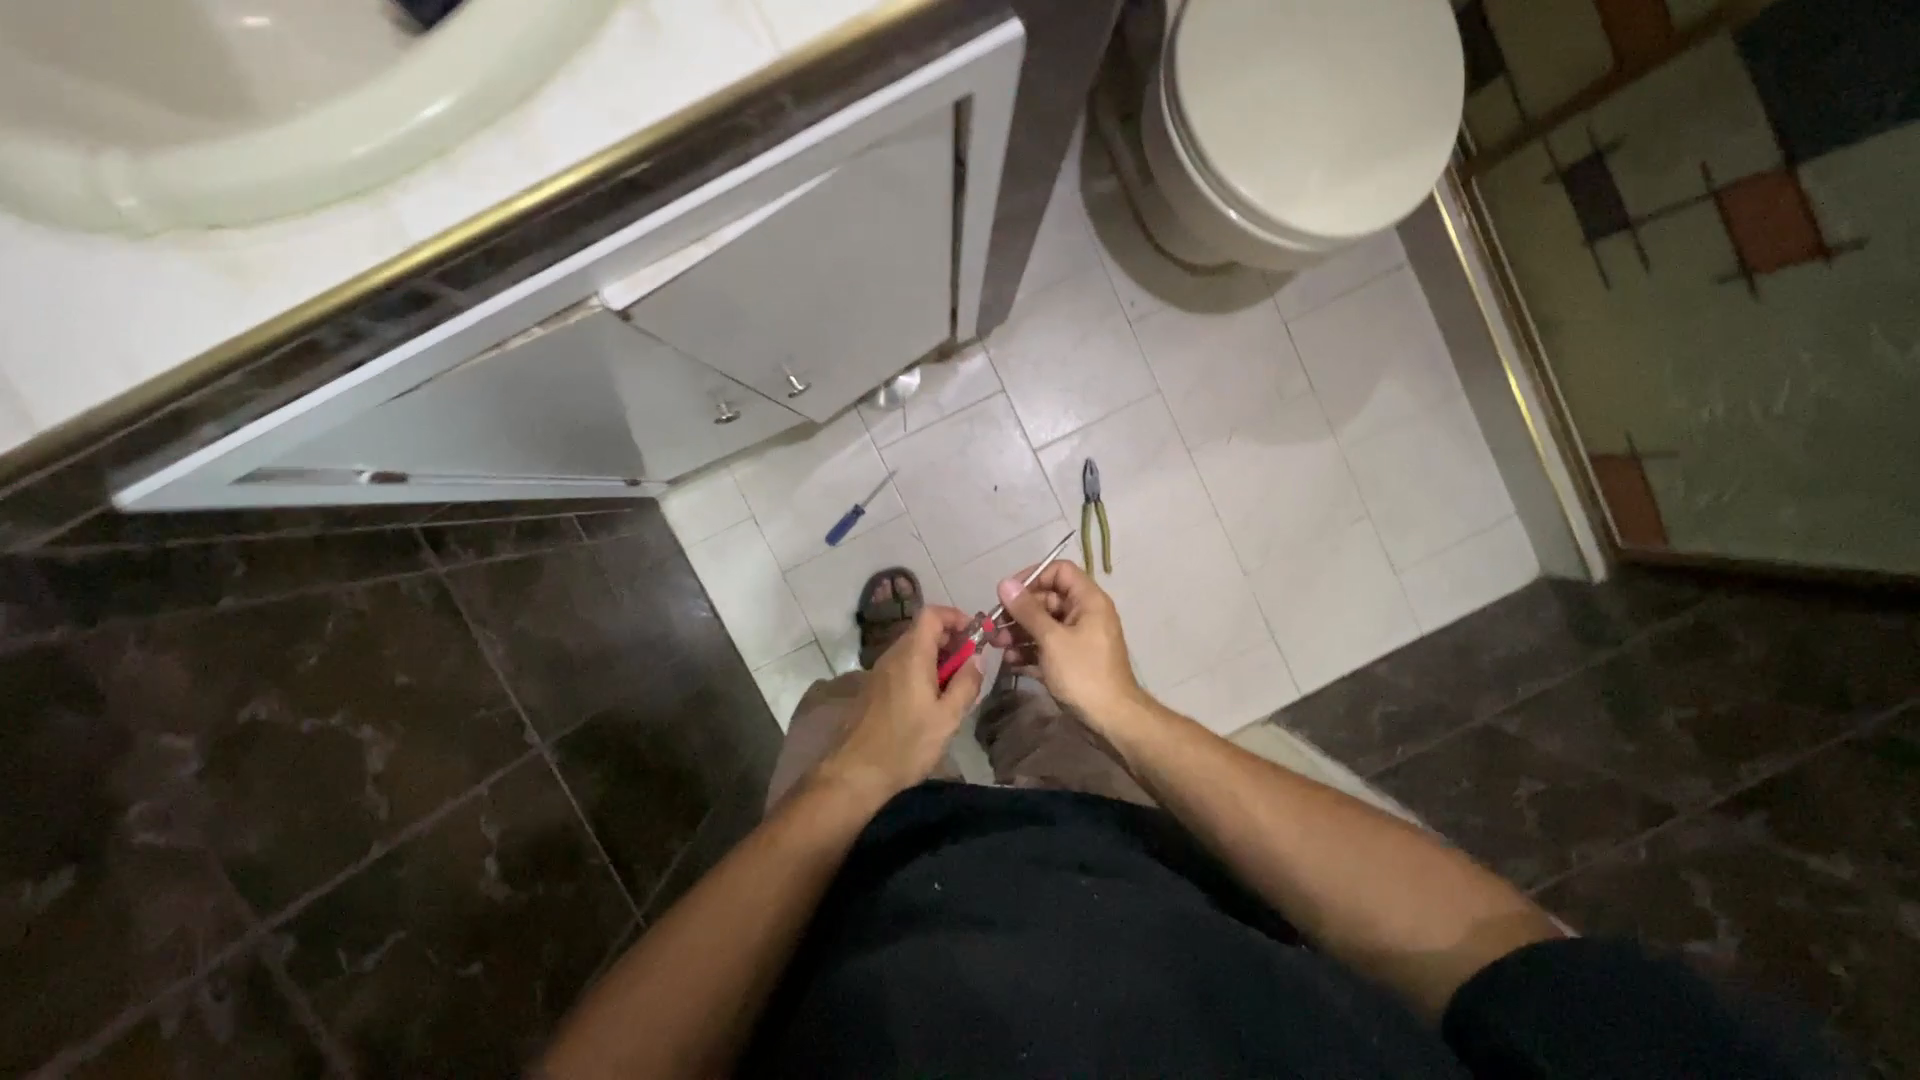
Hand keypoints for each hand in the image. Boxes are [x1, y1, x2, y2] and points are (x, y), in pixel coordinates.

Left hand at [811, 607, 983, 804]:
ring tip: (955, 688)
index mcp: (911, 655)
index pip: (932, 614)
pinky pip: (902, 667)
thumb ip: (966, 684)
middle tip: (970, 667)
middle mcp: (892, 656)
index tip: (976, 636)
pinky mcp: (873, 689)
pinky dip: (921, 672)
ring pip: (913, 650)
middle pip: (923, 631)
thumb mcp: (947, 717)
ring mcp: (879, 672)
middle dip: (951, 641)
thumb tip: (976, 659)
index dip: (956, 617)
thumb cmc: (906, 744)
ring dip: (937, 659)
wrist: (856, 772)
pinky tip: (931, 702)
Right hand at [993, 561, 1148, 728]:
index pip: (1059, 571)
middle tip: (994, 626)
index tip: (1008, 593)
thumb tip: (1004, 584)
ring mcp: (1078, 639)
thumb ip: (1027, 610)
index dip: (1032, 577)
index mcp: (1088, 601)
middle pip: (1047, 599)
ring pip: (1043, 625)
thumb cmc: (1083, 673)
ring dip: (1018, 632)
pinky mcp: (1071, 661)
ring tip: (997, 645)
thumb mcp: (1051, 639)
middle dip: (1019, 611)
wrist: (1111, 719)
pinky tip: (1010, 661)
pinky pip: (1046, 647)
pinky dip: (1029, 651)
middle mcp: (1085, 614)